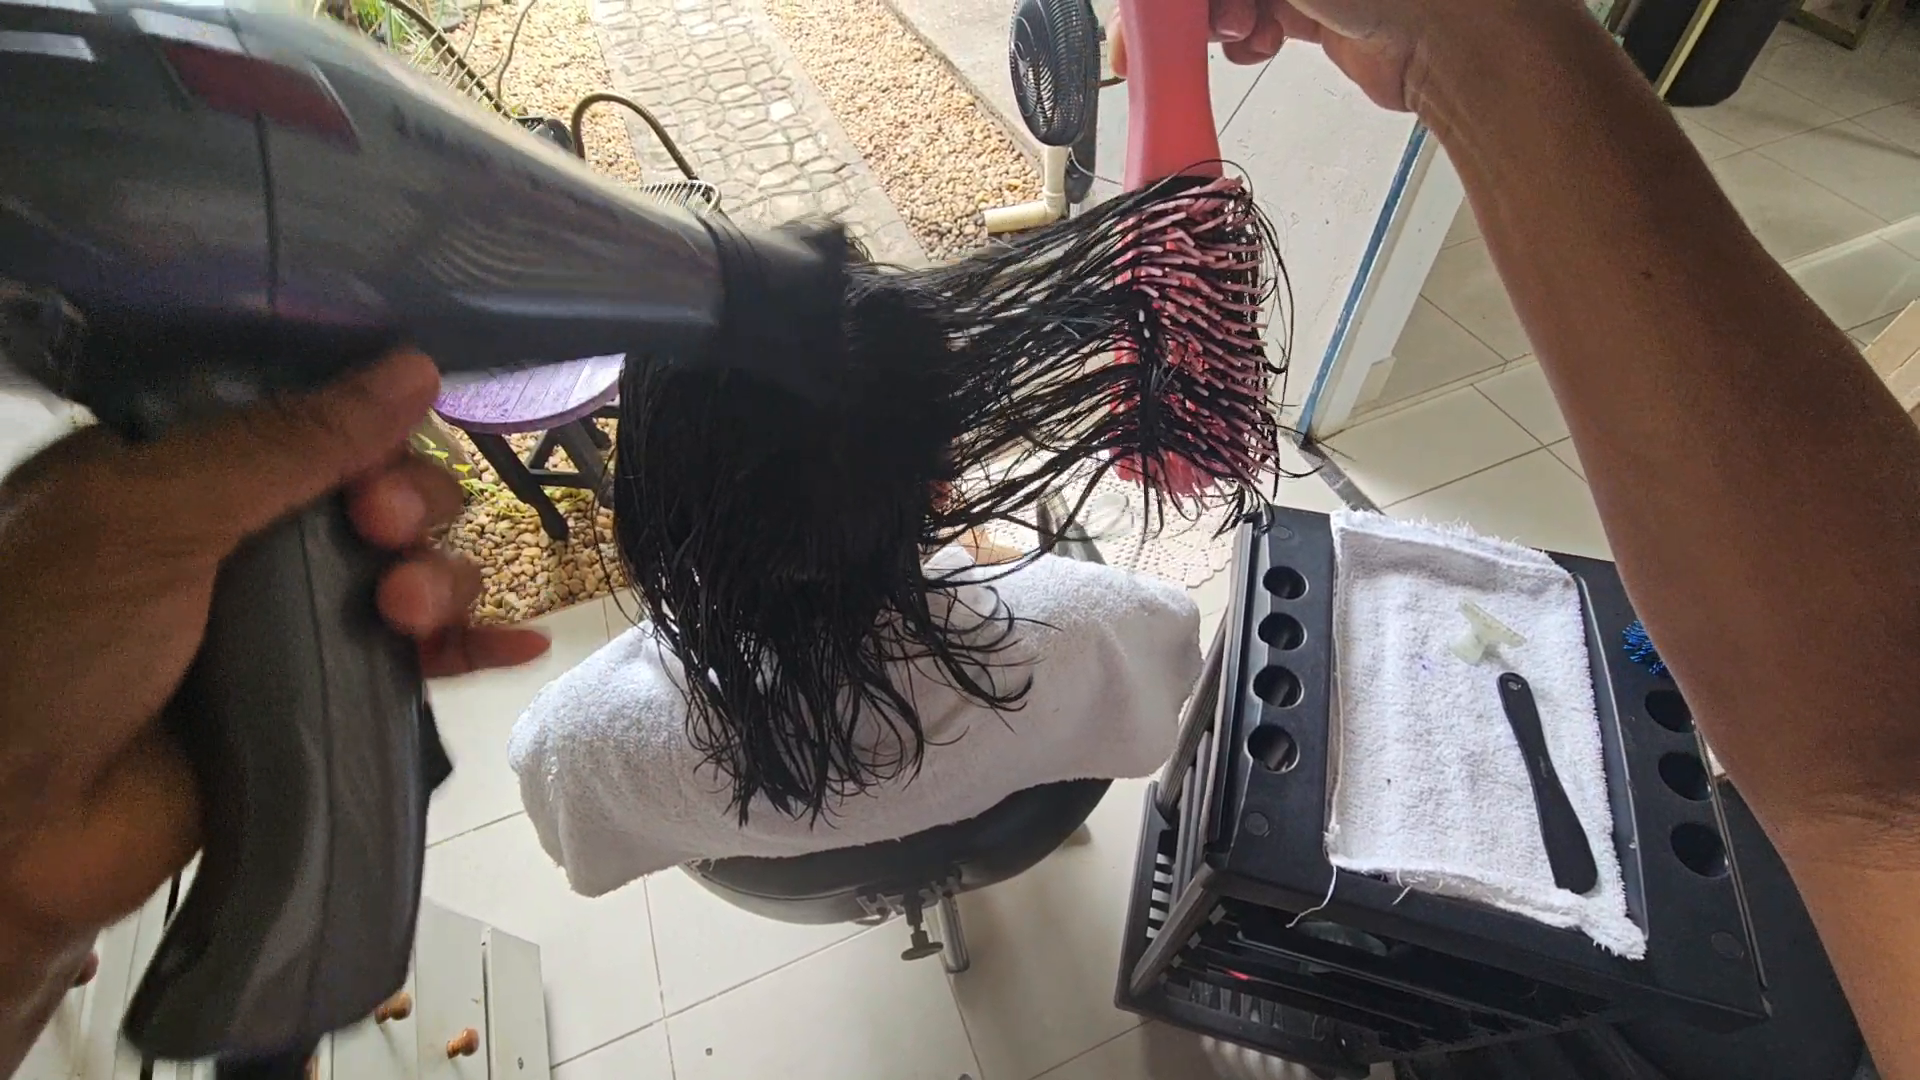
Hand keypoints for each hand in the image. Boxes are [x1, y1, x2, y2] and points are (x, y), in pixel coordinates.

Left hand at [0, 350, 548, 1053]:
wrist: (4, 837)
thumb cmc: (43, 651)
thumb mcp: (151, 520)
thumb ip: (288, 445)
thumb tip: (418, 368)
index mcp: (207, 482)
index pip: (337, 435)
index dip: (377, 447)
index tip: (370, 478)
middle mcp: (271, 543)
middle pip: (400, 502)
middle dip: (413, 517)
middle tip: (384, 543)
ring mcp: (314, 619)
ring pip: (430, 574)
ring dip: (445, 586)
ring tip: (408, 619)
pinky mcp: (347, 688)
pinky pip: (440, 656)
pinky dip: (484, 645)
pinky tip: (522, 645)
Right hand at [1110, 0, 1421, 111]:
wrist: (1458, 30)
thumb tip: (1158, 5)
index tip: (1144, 18)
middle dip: (1187, 8)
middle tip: (1168, 38)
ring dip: (1217, 23)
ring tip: (1241, 34)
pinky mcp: (1312, 3)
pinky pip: (1253, 19)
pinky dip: (1245, 40)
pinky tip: (1260, 45)